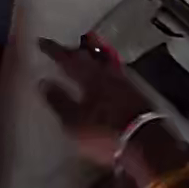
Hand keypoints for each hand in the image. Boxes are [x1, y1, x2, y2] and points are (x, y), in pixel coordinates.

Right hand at [38, 35, 157, 166]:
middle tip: (62, 49)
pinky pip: (114, 72)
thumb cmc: (105, 133)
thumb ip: (59, 100)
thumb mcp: (74, 122)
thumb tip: (43, 81)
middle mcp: (107, 73)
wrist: (147, 145)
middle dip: (73, 50)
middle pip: (89, 55)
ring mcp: (124, 82)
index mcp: (90, 76)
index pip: (68, 58)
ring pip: (104, 62)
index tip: (41, 41)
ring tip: (83, 56)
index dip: (54, 50)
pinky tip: (103, 76)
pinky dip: (103, 70)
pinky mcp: (134, 93)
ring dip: (92, 57)